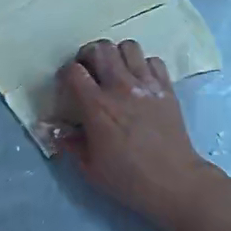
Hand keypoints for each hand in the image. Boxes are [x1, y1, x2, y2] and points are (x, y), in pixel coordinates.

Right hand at [53, 39, 219, 225]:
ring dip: (117, 55)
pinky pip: (153, 60)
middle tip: (89, 69)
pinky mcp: (166, 88)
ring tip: (116, 70)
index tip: (67, 84)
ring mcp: (146, 84)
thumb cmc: (129, 179)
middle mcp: (120, 87)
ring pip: (128, 46)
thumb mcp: (90, 168)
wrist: (176, 183)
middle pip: (100, 48)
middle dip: (89, 54)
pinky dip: (144, 65)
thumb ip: (70, 144)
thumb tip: (54, 130)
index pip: (74, 70)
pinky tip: (141, 80)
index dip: (66, 73)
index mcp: (97, 106)